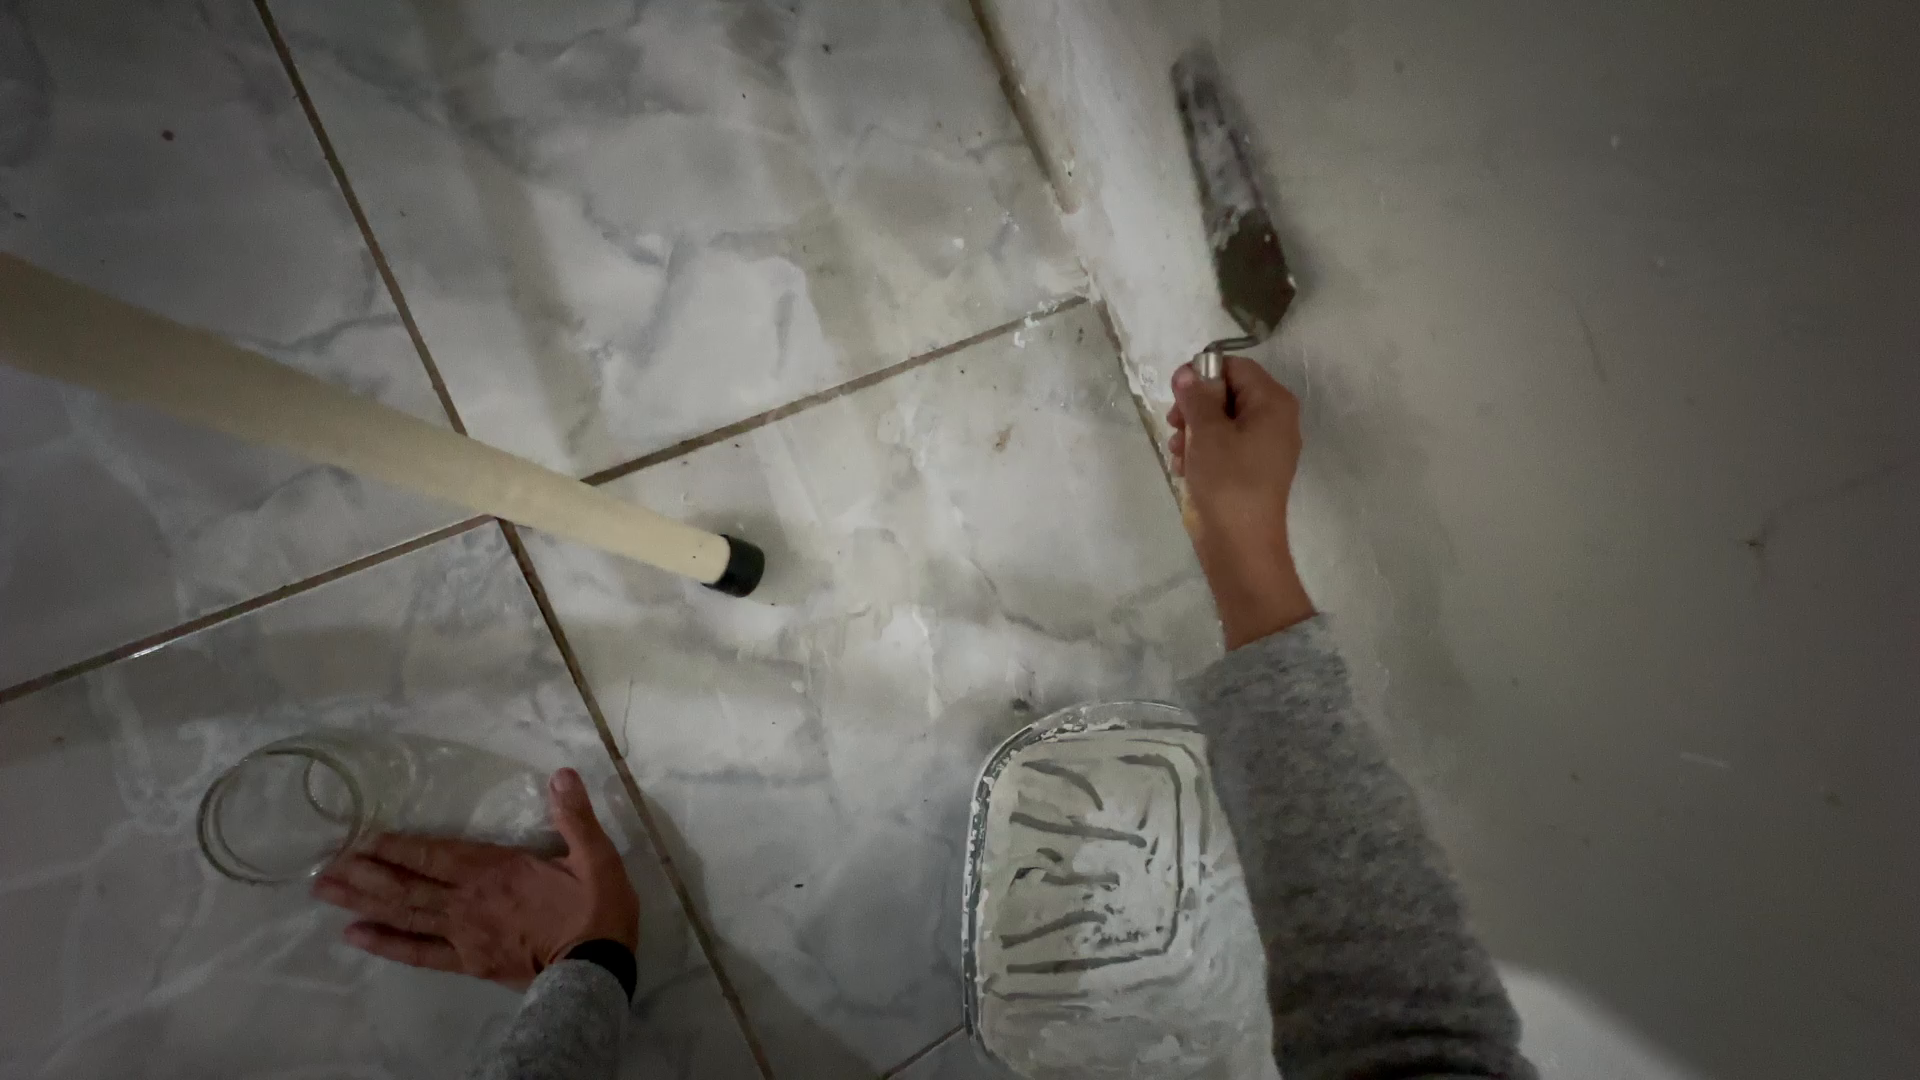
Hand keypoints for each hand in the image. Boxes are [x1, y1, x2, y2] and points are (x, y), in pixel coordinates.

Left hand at [312, 767, 638, 990]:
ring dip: (364, 901)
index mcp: (501, 870)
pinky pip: (417, 953)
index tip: (365, 837)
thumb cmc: (596, 906)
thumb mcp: (597, 855)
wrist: (593, 968)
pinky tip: (355, 935)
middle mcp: (471, 901)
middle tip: (326, 863)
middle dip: (368, 873)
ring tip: (326, 891)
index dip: (402, 846)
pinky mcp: (467, 962)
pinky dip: (385, 944)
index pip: (440, 855)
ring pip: (406, 915)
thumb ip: (575, 816)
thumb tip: (561, 775)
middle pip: (410, 885)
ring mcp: (464, 935)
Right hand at [1168, 356, 1315, 648]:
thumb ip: (1196, 397)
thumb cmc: (1227, 482)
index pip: (1235, 368)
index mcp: (1272, 403)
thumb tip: (1187, 371)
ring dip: (1193, 433)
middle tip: (1174, 426)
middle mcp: (1274, 420)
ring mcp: (1263, 447)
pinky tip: (1185, 468)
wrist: (1240, 544)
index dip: (1202, 375)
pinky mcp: (1249, 470)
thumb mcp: (1206, 433)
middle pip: (1227, 394)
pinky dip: (1202, 453)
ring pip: (1220, 422)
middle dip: (1195, 408)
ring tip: (1178, 454)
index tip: (1175, 395)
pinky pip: (1223, 447)